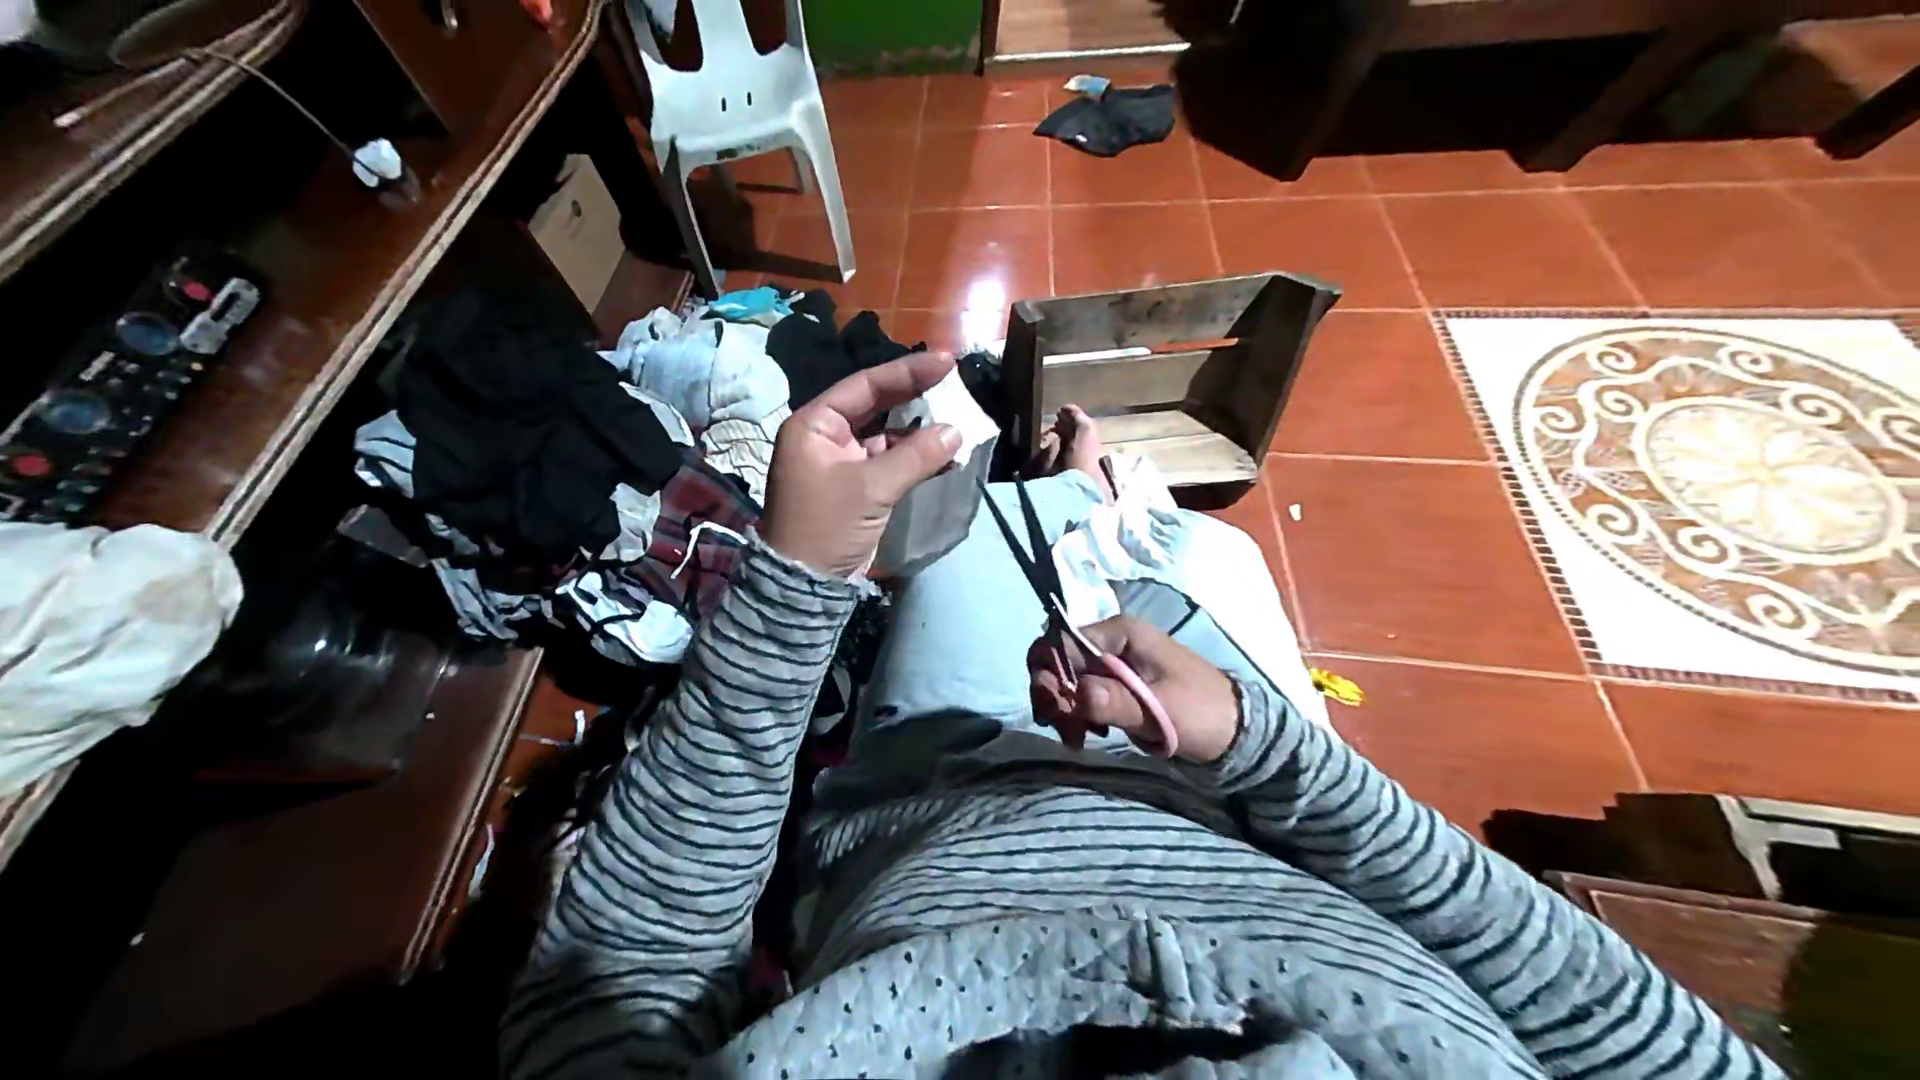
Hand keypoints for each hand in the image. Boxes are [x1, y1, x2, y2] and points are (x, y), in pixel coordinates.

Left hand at [761, 351, 962, 578]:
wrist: (805, 585)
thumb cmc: (826, 527)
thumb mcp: (871, 488)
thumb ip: (915, 457)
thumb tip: (956, 432)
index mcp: (815, 426)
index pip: (865, 386)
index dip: (906, 372)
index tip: (946, 361)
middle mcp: (826, 437)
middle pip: (877, 406)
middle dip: (915, 396)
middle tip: (953, 380)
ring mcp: (843, 463)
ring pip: (887, 436)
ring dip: (921, 432)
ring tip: (958, 423)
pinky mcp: (858, 487)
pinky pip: (891, 463)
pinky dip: (916, 459)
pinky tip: (946, 456)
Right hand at [1028, 616, 1239, 762]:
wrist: (1237, 732)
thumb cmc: (1201, 712)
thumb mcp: (1159, 709)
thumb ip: (1114, 701)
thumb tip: (1074, 694)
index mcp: (1120, 634)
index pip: (1060, 641)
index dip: (1047, 674)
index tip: (1056, 712)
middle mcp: (1111, 643)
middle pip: (1057, 660)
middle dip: (1053, 695)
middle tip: (1067, 732)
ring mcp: (1113, 664)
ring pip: (1065, 679)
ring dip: (1063, 708)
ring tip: (1079, 739)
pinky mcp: (1116, 685)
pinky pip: (1081, 694)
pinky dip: (1077, 714)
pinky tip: (1089, 734)